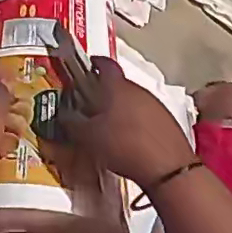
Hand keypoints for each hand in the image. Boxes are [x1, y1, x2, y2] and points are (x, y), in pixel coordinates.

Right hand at [62, 57, 193, 183]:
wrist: (168, 169)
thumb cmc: (124, 145)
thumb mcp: (88, 137)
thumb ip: (72, 123)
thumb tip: (64, 116)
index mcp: (116, 86)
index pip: (104, 64)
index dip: (94, 63)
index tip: (87, 66)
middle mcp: (138, 90)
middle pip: (118, 83)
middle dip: (103, 92)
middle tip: (89, 105)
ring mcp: (155, 105)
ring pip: (132, 100)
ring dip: (119, 108)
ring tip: (107, 127)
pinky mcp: (167, 122)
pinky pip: (145, 115)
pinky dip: (134, 122)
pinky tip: (128, 140)